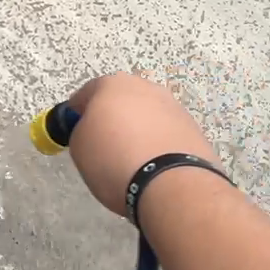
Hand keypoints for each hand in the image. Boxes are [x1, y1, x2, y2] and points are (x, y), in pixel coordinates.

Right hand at [65, 73, 221, 215]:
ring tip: (134, 163)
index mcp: (110, 84)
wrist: (172, 185)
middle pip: (120, 102)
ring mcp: (172, 106)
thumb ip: (81, 132)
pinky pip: (166, 135)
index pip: (85, 95)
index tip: (76, 134)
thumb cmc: (115, 160)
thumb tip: (92, 133)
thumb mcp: (79, 149)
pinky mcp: (194, 129)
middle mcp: (143, 87)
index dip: (77, 115)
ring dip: (138, 132)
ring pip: (146, 117)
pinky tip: (155, 169)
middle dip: (112, 120)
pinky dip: (159, 146)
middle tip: (106, 148)